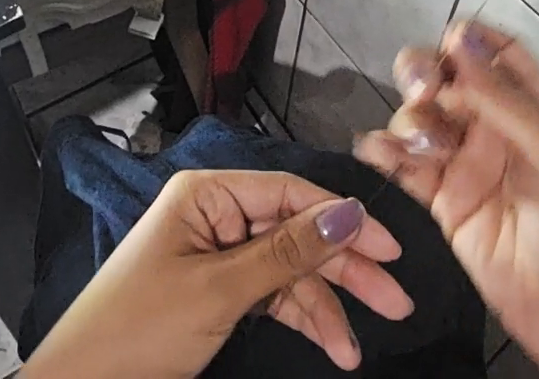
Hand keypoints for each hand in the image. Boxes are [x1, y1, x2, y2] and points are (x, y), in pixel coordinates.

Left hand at [19, 169, 414, 377]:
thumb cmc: (142, 326)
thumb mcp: (220, 289)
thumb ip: (286, 253)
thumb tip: (347, 217)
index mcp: (207, 193)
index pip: (287, 192)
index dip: (341, 217)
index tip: (390, 248)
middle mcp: (216, 213)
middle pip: (293, 230)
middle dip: (343, 267)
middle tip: (396, 301)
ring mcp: (218, 252)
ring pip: (288, 267)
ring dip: (325, 304)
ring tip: (356, 347)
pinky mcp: (219, 288)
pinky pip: (270, 293)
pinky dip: (300, 318)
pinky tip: (332, 344)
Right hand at [355, 21, 538, 378]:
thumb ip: (505, 100)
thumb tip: (458, 36)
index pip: (499, 54)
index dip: (469, 40)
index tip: (446, 44)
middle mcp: (500, 129)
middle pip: (449, 79)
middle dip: (425, 74)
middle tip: (422, 92)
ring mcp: (470, 166)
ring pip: (422, 118)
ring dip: (409, 119)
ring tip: (419, 149)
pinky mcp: (445, 204)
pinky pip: (406, 165)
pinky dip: (385, 151)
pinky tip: (377, 151)